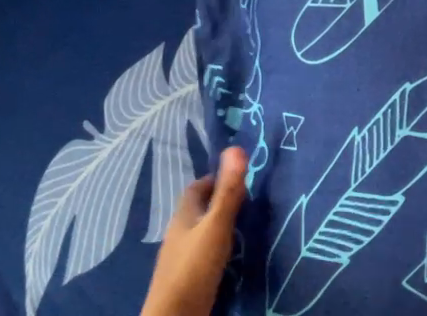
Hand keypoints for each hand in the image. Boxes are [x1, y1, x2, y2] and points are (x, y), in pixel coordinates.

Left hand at [141, 147, 248, 315]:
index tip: (239, 178)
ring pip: (201, 232)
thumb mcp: (216, 226)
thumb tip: (236, 147)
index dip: (216, 179)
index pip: (197, 187)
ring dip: (219, 226)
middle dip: (220, 201)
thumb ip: (228, 191)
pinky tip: (232, 256)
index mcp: (183, 216)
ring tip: (245, 226)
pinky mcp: (186, 279)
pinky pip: (203, 254)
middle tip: (248, 200)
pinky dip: (217, 249)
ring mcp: (180, 258)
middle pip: (199, 209)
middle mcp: (178, 234)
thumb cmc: (194, 268)